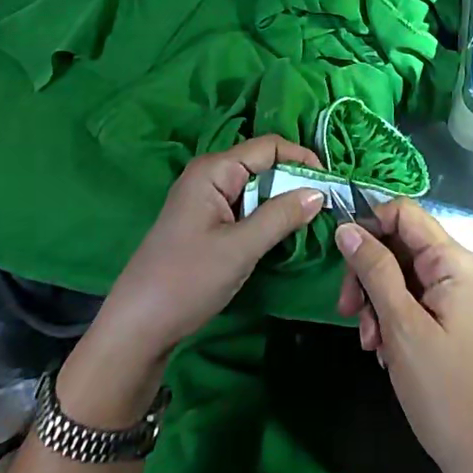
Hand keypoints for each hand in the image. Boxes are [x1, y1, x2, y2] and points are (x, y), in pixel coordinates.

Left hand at [56, 135, 327, 431]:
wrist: (138, 326)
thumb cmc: (187, 279)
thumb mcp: (240, 248)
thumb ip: (281, 216)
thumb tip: (319, 191)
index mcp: (214, 169)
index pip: (269, 146)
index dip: (302, 158)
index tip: (333, 181)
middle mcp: (210, 175)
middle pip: (264, 164)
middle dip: (295, 181)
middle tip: (328, 206)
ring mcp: (206, 198)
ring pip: (257, 188)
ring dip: (282, 202)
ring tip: (312, 221)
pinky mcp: (206, 221)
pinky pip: (245, 207)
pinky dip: (266, 217)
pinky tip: (283, 235)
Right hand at [335, 200, 472, 472]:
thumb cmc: (444, 388)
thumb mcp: (402, 325)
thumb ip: (374, 270)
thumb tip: (346, 227)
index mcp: (454, 261)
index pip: (404, 213)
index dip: (370, 224)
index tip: (342, 255)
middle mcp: (456, 268)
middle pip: (397, 244)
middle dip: (368, 274)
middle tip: (348, 310)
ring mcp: (452, 294)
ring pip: (398, 273)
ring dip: (375, 302)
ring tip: (369, 341)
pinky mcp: (446, 318)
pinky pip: (408, 299)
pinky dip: (389, 318)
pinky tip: (383, 350)